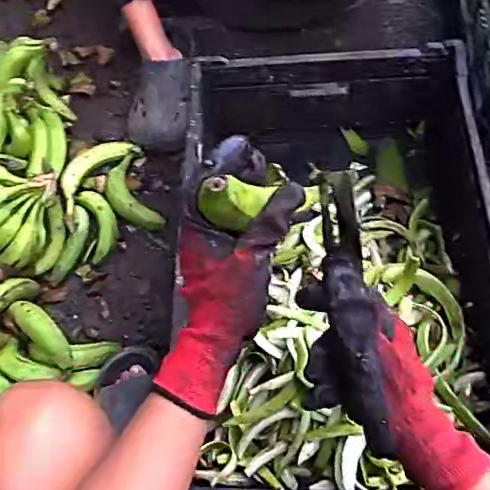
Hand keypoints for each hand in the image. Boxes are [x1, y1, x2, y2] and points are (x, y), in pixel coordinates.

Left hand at [153, 136, 304, 417]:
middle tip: (266, 167)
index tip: (248, 150)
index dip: (227, 160)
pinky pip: (235, 223)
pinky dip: (254, 215)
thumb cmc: (228, 301)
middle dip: (243, 174)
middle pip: (218, 188)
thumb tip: (293, 189)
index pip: (206, 177)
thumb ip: (271, 221)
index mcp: (195, 223)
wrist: (216, 339)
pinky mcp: (219, 252)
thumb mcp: (253, 256)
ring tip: (275, 186)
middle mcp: (197, 226)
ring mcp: (207, 240)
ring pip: (228, 205)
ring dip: (251, 194)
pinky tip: (275, 213)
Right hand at [299, 258, 489, 489]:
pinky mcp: (368, 386)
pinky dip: (329, 387)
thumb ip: (343, 300)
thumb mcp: (357, 335)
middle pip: (336, 331)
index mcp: (378, 318)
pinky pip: (340, 379)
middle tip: (312, 364)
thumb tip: (335, 261)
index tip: (302, 299)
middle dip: (319, 349)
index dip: (323, 294)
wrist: (406, 427)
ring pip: (335, 358)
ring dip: (321, 372)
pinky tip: (322, 399)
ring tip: (320, 387)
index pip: (347, 294)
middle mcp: (375, 336)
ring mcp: (372, 362)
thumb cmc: (382, 380)